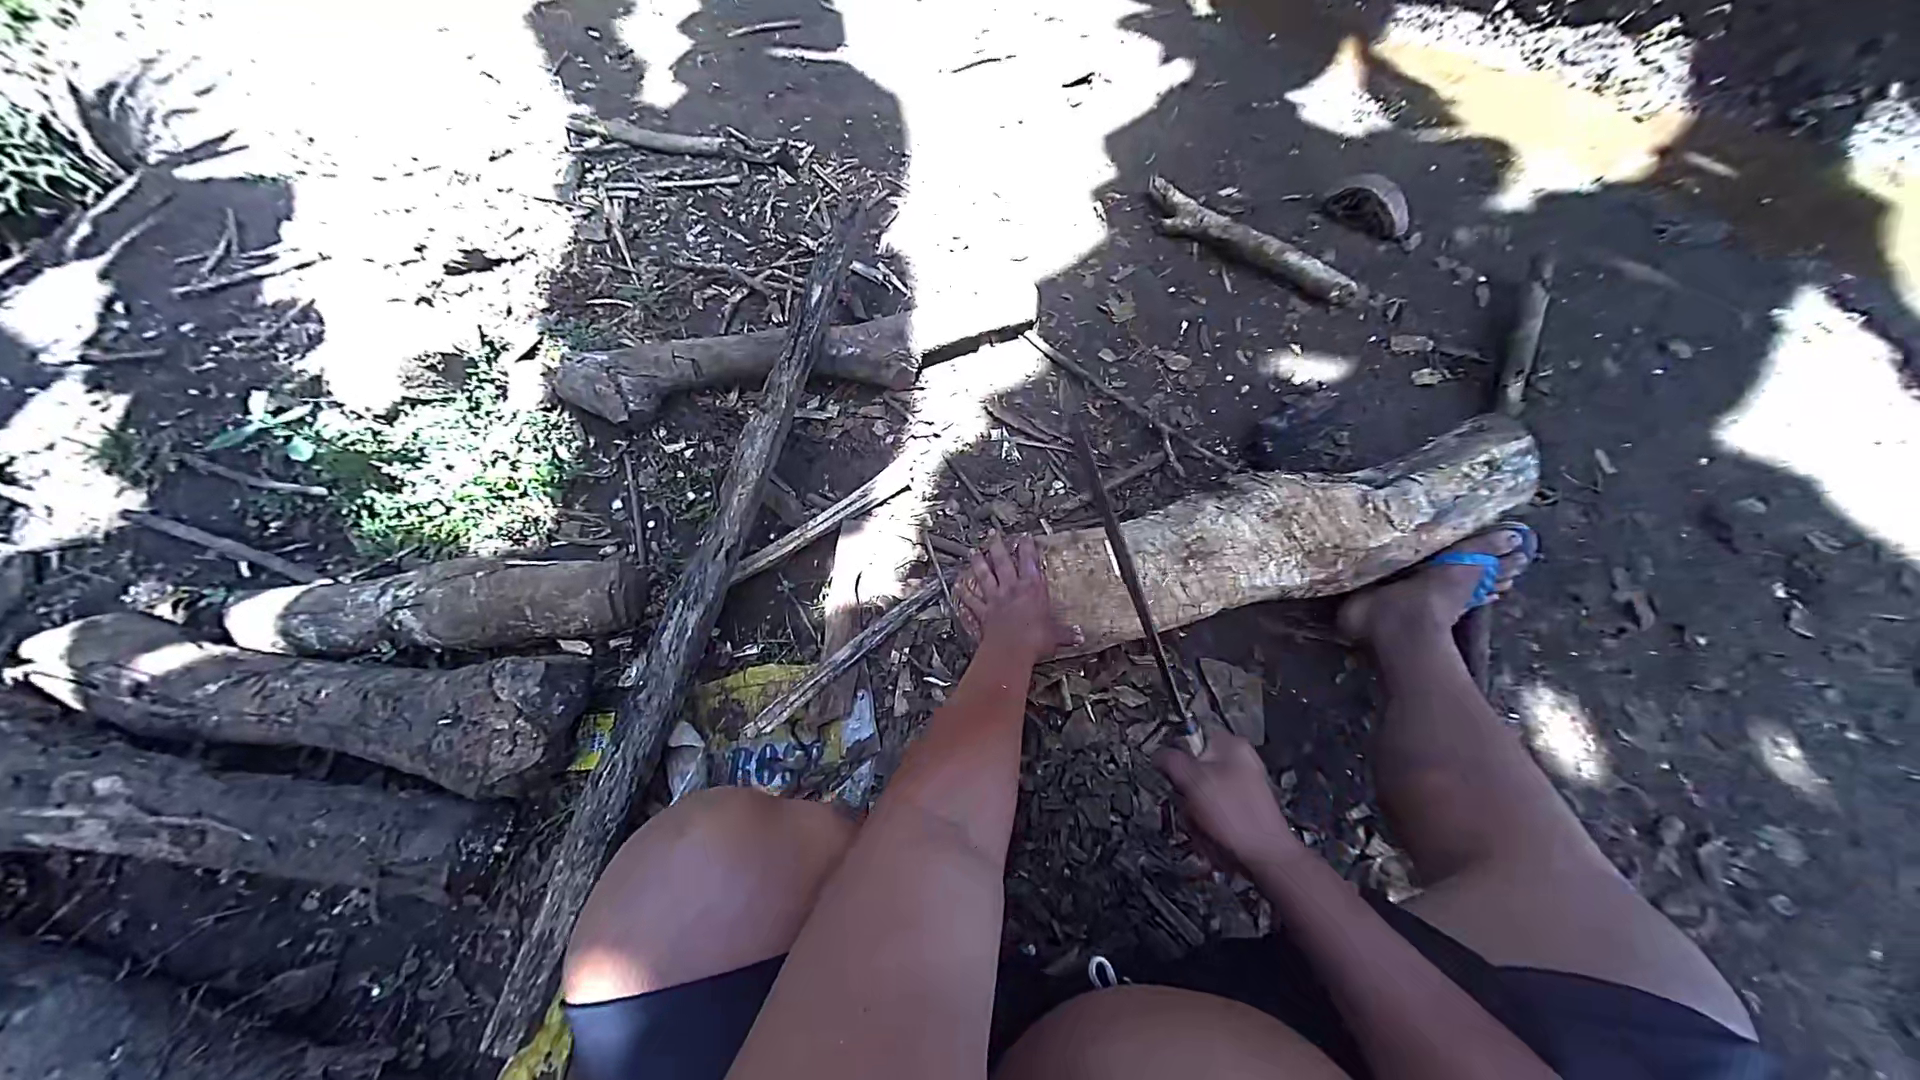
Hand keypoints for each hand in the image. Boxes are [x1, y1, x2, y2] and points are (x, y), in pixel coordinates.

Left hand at [955, 532, 1081, 663]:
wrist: (1011, 650)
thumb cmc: (1035, 639)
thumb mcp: (1056, 635)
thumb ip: (1066, 634)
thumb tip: (1078, 636)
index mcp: (1032, 588)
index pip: (1029, 561)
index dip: (1027, 546)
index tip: (1024, 536)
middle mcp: (1012, 589)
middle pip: (1002, 561)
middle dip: (998, 546)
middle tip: (993, 534)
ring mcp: (995, 599)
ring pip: (984, 575)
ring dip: (978, 563)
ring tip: (974, 552)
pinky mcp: (983, 612)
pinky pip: (972, 600)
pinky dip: (964, 593)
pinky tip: (958, 586)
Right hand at [1155, 730, 1302, 870]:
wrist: (1267, 860)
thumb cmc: (1238, 819)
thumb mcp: (1192, 781)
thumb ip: (1171, 760)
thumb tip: (1158, 755)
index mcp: (1232, 745)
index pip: (1190, 737)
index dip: (1176, 757)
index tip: (1172, 774)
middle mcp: (1240, 762)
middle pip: (1192, 768)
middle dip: (1185, 791)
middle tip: (1191, 804)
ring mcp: (1242, 787)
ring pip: (1198, 792)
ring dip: (1193, 811)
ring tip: (1203, 823)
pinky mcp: (1240, 810)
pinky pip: (1209, 810)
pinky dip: (1205, 822)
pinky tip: (1212, 832)